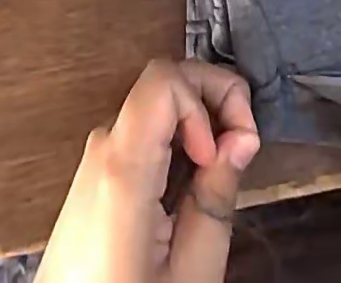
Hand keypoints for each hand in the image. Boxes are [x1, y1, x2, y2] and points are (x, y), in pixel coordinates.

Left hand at [37, 60, 260, 282]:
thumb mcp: (190, 274)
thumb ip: (217, 198)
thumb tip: (243, 135)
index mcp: (123, 167)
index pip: (163, 78)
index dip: (205, 98)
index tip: (220, 152)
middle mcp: (104, 144)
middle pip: (164, 80)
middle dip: (213, 96)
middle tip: (242, 144)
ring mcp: (97, 151)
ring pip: (158, 99)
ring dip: (201, 114)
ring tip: (221, 164)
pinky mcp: (99, 164)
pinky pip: (146, 124)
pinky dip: (181, 130)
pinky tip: (196, 171)